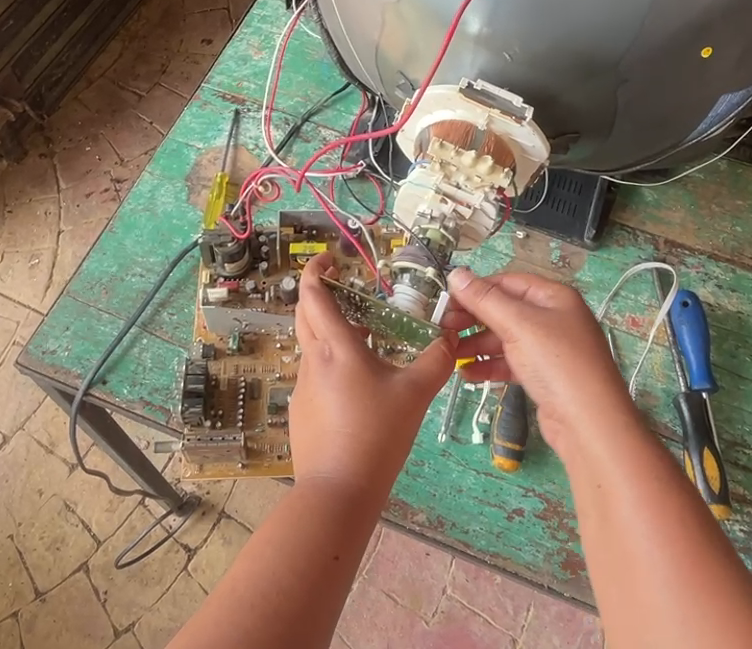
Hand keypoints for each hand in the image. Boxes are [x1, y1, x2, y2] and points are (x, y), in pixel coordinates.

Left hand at [289, 252, 456, 498]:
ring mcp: (303, 388)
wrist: (337, 492)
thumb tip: (449, 337)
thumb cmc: (377, 435)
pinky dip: (331, 365)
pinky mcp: (302, 412)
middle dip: (319, 296)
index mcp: (337, 349)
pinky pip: (314, 376)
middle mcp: (313, 362)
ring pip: (311, 347)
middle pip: (305, 315)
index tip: (328, 259)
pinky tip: (357, 387)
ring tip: (364, 339)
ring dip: (329, 333)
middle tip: (344, 290)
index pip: (314, 296)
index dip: (315, 272)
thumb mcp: (415, 395)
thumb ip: (435, 361)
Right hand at [440, 268, 638, 453]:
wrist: (590, 425)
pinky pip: (511, 363)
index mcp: (553, 296)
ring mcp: (550, 349)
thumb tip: (456, 273)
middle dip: (473, 319)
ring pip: (505, 338)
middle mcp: (553, 318)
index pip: (506, 282)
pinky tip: (466, 374)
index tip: (446, 301)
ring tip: (450, 354)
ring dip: (477, 344)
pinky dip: (490, 366)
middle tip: (443, 328)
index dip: (475, 289)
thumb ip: (485, 299)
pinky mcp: (544, 376)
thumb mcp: (518, 325)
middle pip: (505, 310)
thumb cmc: (556, 363)